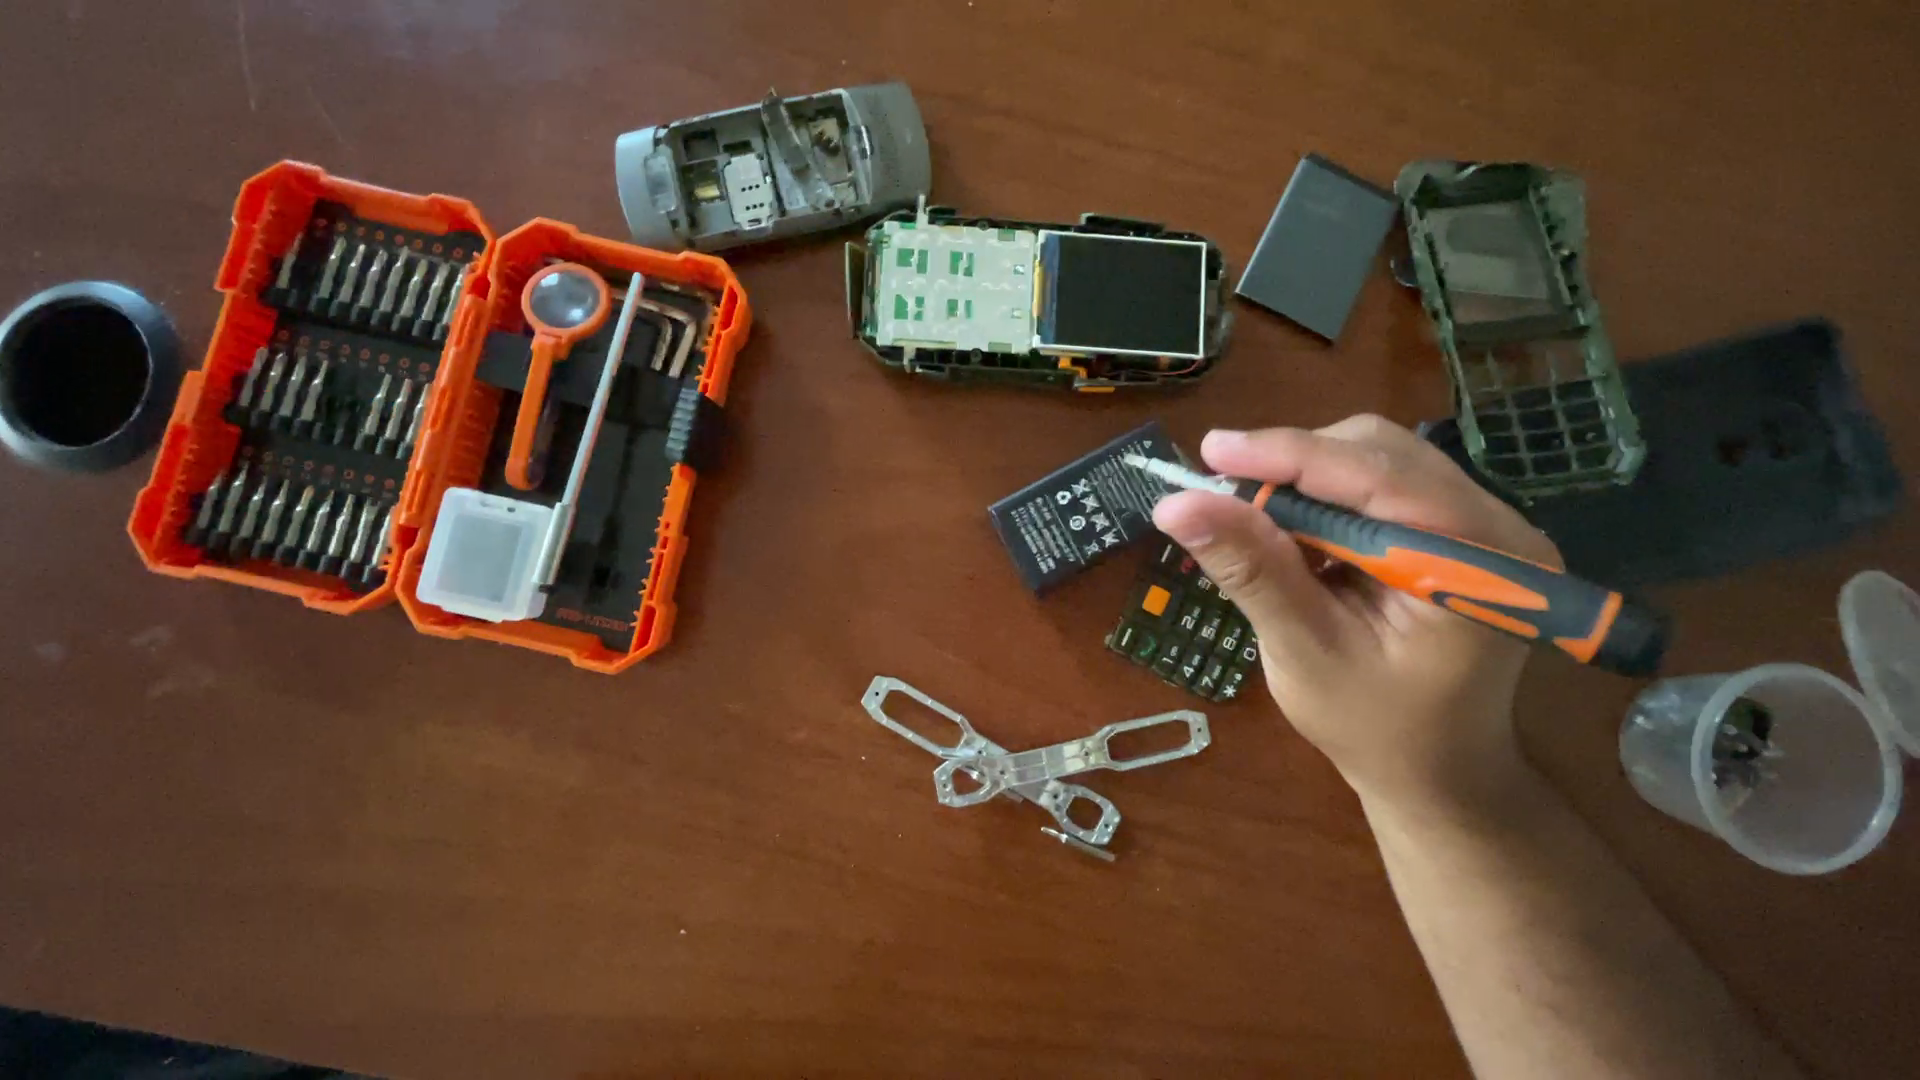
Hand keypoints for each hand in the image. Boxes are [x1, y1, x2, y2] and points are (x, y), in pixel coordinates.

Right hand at [1152, 415, 1560, 807]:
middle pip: (1379, 453)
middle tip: (1222, 495)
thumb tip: (1176, 504)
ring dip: (1303, 480)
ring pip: (1374, 459)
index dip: (1288, 455)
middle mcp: (1494, 524)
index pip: (1378, 476)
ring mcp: (1478, 523)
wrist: (1435, 770)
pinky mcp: (1451, 529)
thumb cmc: (1375, 728)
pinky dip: (1321, 499)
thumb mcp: (1304, 651)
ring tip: (1251, 521)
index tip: (1210, 450)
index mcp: (1476, 560)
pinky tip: (1290, 534)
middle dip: (1293, 465)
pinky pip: (1377, 485)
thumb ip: (1251, 570)